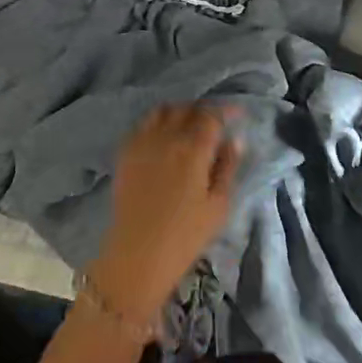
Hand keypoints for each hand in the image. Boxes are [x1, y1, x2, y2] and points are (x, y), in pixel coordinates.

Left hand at [87, 104, 240, 321]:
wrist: (138, 253)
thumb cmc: (186, 235)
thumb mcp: (219, 204)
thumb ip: (228, 167)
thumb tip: (234, 140)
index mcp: (194, 149)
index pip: (212, 116)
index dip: (226, 110)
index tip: (236, 113)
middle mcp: (167, 138)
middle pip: (187, 109)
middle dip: (203, 110)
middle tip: (214, 122)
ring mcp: (142, 143)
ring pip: (162, 111)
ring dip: (179, 112)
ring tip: (187, 125)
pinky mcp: (125, 153)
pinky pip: (142, 125)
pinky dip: (157, 123)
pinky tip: (163, 138)